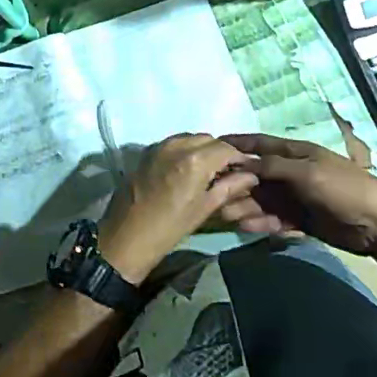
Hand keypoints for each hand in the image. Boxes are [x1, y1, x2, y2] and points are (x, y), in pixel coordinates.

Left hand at [98, 134, 257, 282]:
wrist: (125, 238)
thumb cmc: (169, 228)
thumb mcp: (204, 209)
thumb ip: (230, 187)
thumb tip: (250, 176)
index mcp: (195, 159)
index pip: (226, 148)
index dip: (240, 159)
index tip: (248, 171)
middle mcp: (178, 144)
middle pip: (209, 139)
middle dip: (221, 153)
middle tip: (229, 173)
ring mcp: (160, 145)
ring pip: (192, 139)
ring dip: (204, 150)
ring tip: (209, 172)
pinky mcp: (148, 151)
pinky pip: (175, 143)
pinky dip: (186, 151)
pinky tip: (188, 170)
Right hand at [218, 134, 376, 255]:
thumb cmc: (343, 189)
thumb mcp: (307, 172)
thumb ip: (274, 166)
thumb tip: (243, 161)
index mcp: (296, 153)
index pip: (260, 144)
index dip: (238, 144)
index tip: (213, 145)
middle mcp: (293, 172)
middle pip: (257, 175)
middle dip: (236, 182)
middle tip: (211, 192)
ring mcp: (296, 196)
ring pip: (263, 199)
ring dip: (245, 205)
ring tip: (225, 214)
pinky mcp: (301, 219)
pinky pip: (275, 219)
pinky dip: (261, 223)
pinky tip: (246, 227)